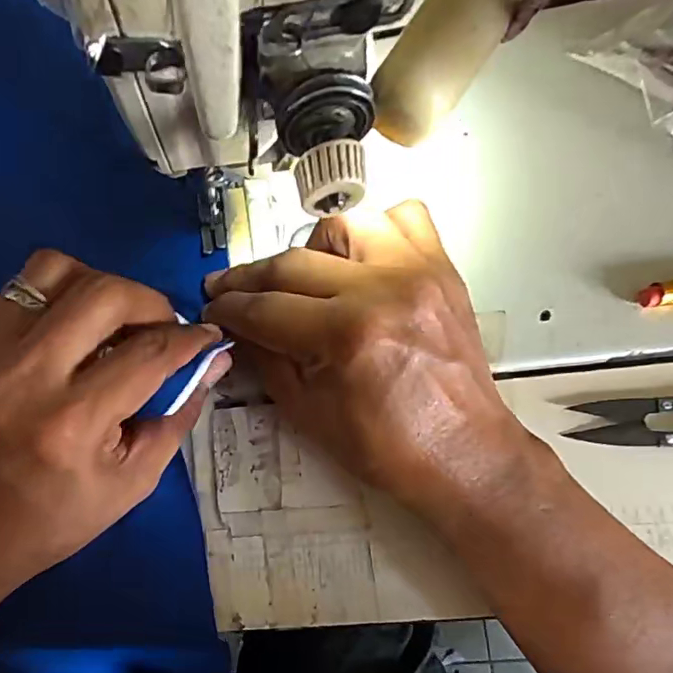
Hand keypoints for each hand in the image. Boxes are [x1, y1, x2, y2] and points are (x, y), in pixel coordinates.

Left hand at [0, 249, 230, 592]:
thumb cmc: (63, 517)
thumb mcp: (135, 481)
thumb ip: (176, 415)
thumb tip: (211, 360)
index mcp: (74, 422)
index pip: (147, 353)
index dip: (190, 339)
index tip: (209, 338)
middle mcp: (30, 376)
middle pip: (104, 294)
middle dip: (151, 302)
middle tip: (165, 329)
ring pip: (57, 270)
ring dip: (102, 286)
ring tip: (118, 321)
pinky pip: (25, 287)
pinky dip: (62, 292)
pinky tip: (79, 326)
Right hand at [202, 200, 540, 519]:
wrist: (460, 453)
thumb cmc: (386, 448)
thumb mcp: (307, 413)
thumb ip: (267, 361)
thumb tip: (239, 328)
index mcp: (346, 335)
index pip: (266, 307)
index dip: (229, 309)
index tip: (212, 309)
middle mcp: (381, 290)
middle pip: (293, 263)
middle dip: (249, 278)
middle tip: (229, 291)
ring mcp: (417, 272)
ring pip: (344, 225)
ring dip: (310, 249)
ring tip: (301, 278)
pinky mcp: (441, 269)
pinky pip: (404, 219)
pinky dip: (372, 233)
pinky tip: (358, 262)